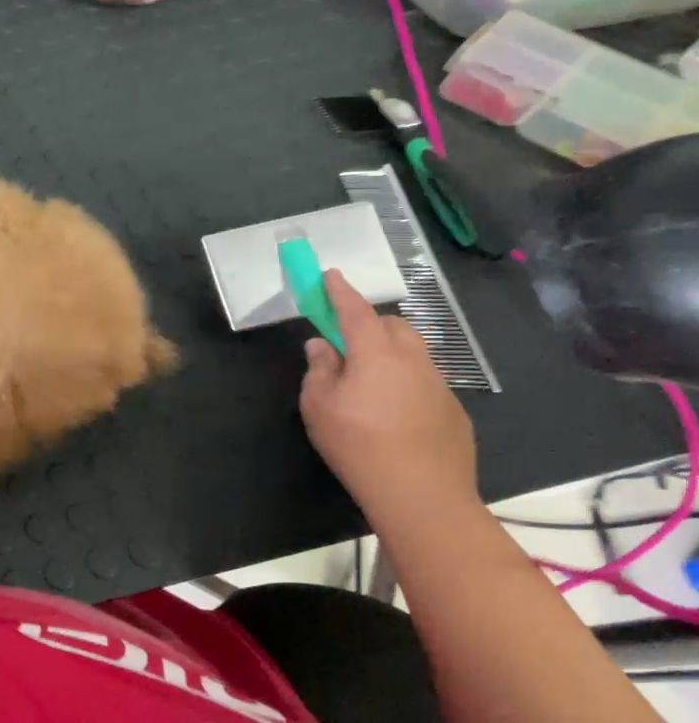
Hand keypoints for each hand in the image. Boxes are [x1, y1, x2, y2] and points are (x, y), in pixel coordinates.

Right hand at [300, 269, 478, 525]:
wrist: (422, 496)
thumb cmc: (357, 443)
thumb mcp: (318, 404)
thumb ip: (319, 369)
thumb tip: (322, 347)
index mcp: (376, 354)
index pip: (356, 311)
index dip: (341, 291)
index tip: (330, 275)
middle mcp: (413, 362)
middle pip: (395, 327)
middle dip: (371, 324)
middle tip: (346, 341)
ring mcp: (440, 388)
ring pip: (414, 355)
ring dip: (390, 354)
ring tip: (368, 382)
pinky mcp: (454, 414)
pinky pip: (426, 383)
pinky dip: (406, 383)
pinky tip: (392, 414)